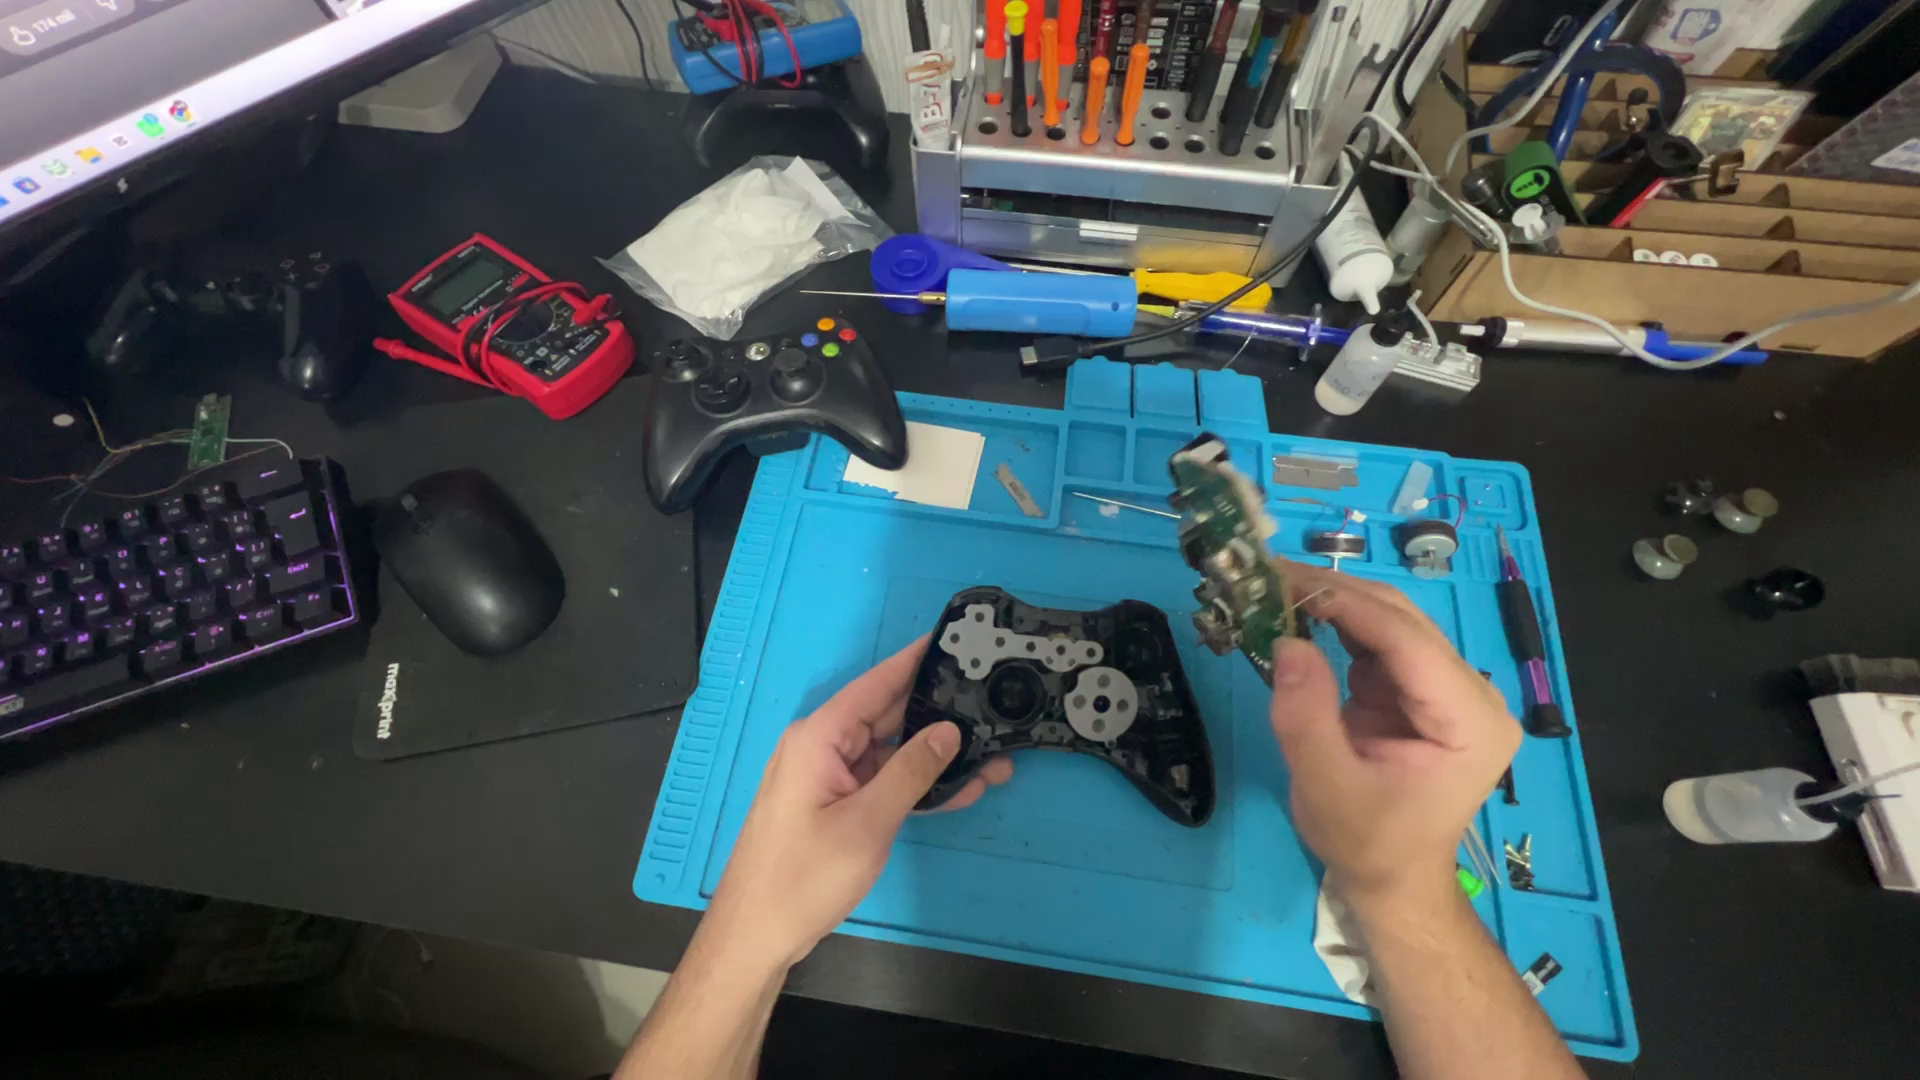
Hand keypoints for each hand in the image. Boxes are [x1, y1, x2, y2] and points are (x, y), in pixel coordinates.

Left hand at [703, 636, 1013, 968]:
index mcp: (820, 736)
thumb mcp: (866, 823)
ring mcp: (831, 776)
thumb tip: (949, 729)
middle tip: (989, 703)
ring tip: (992, 755)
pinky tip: (962, 788)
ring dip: (936, 756)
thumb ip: (911, 772)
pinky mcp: (838, 803)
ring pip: (892, 751)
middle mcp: (824, 746)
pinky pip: (884, 781)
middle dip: (938, 713)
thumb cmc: (803, 877)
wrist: (756, 937)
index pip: (876, 684)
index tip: (951, 639)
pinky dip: (918, 785)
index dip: (914, 660)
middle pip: (889, 716)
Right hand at [1267, 562, 1518, 914]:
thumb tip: (1285, 642)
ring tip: (1273, 585)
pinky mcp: (1411, 688)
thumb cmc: (1366, 841)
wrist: (1390, 877)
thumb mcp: (1326, 785)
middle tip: (1268, 574)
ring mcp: (1441, 687)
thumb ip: (1305, 716)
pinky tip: (1294, 611)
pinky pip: (1371, 639)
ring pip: (1386, 620)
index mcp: (1468, 720)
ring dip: (1330, 599)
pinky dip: (1331, 622)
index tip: (1283, 582)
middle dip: (1334, 591)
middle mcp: (1467, 693)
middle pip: (1401, 620)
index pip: (1406, 641)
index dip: (1346, 604)